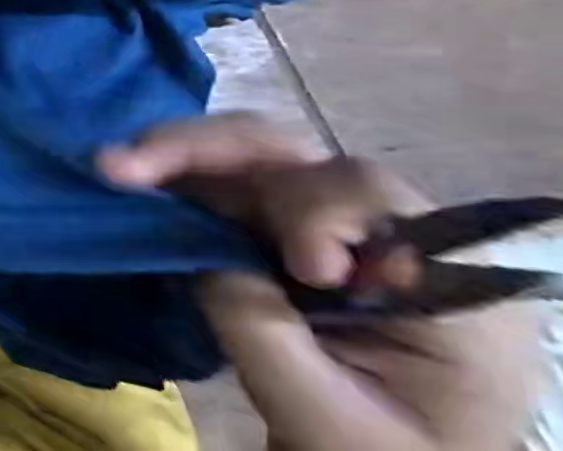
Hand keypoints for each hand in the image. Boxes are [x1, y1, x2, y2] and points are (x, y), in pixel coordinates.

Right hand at [99, 114, 545, 450]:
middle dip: (203, 149)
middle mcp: (384, 227)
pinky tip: (136, 175)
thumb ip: (258, 324)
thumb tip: (199, 244)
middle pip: (293, 154)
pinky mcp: (285, 220)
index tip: (306, 273)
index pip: (372, 194)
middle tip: (125, 164)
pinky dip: (178, 172)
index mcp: (446, 282)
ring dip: (179, 152)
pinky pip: (229, 176)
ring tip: (115, 165)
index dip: (319, 209)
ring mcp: (329, 219)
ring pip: (251, 152)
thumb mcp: (321, 413)